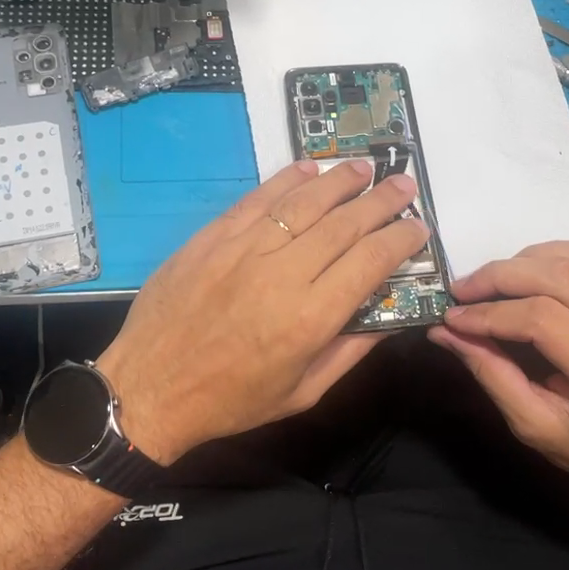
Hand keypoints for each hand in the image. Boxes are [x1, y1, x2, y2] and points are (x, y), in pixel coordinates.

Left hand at [99, 160, 429, 464]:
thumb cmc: (232, 401)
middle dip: (380, 202)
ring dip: (339, 182)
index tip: (418, 229)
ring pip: (302, 204)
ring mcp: (243, 251)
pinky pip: (256, 201)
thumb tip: (390, 317)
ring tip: (364, 169)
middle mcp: (281, 274)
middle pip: (343, 225)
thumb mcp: (302, 392)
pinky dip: (285, 180)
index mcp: (309, 318)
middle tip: (404, 185)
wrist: (150, 390)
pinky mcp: (212, 239)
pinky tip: (307, 169)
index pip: (369, 262)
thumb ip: (350, 351)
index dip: (400, 241)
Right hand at [428, 240, 568, 507]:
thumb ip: (490, 373)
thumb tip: (444, 331)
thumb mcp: (534, 425)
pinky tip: (532, 272)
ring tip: (493, 281)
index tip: (451, 318)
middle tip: (462, 290)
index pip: (542, 319)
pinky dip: (558, 255)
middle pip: (561, 276)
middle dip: (501, 275)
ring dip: (528, 260)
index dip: (490, 313)